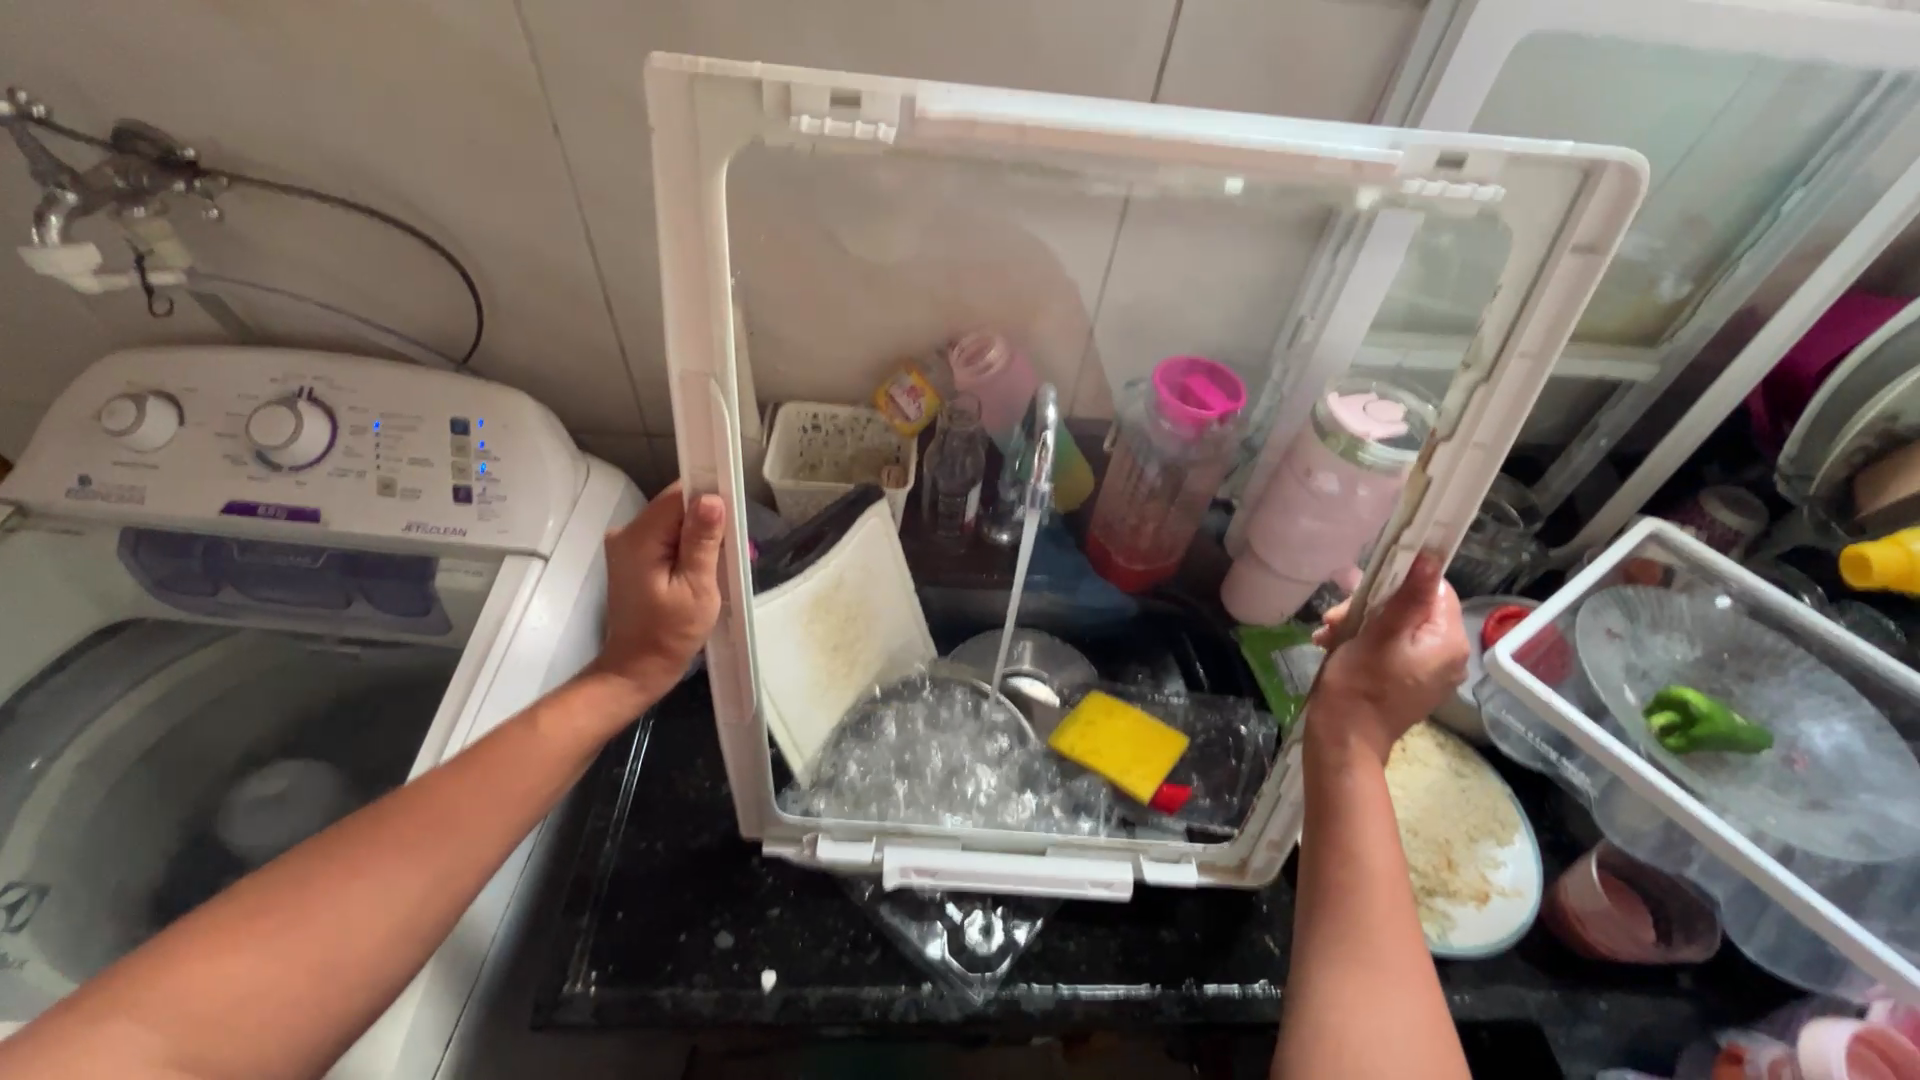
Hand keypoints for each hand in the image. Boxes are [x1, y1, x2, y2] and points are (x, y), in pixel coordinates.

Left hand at [588, 481, 725, 704]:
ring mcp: (627, 546)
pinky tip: (700, 573)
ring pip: (673, 523)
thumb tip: (712, 498)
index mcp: (639, 537)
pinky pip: (666, 539)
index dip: (708, 498)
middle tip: (732, 553)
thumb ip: (703, 541)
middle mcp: (627, 533)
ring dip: (699, 538)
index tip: (733, 515)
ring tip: (718, 568)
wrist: (638, 669)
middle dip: (707, 523)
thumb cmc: (670, 633)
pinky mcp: (633, 559)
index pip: (678, 495)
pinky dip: (687, 549)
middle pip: (676, 507)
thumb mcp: (697, 588)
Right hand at [1309, 553, 1467, 763]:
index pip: (1436, 590)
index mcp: (1449, 641)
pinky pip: (1392, 648)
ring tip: (1328, 634)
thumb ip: (1408, 596)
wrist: (1344, 739)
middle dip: (1370, 607)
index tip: (1362, 591)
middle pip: (1413, 609)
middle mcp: (1448, 656)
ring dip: (1360, 624)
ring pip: (1397, 627)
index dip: (1399, 583)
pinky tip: (1333, 646)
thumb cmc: (1359, 684)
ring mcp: (1429, 671)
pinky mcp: (1409, 682)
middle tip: (1333, 618)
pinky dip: (1364, 642)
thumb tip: (1431, 557)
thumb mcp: (1379, 633)